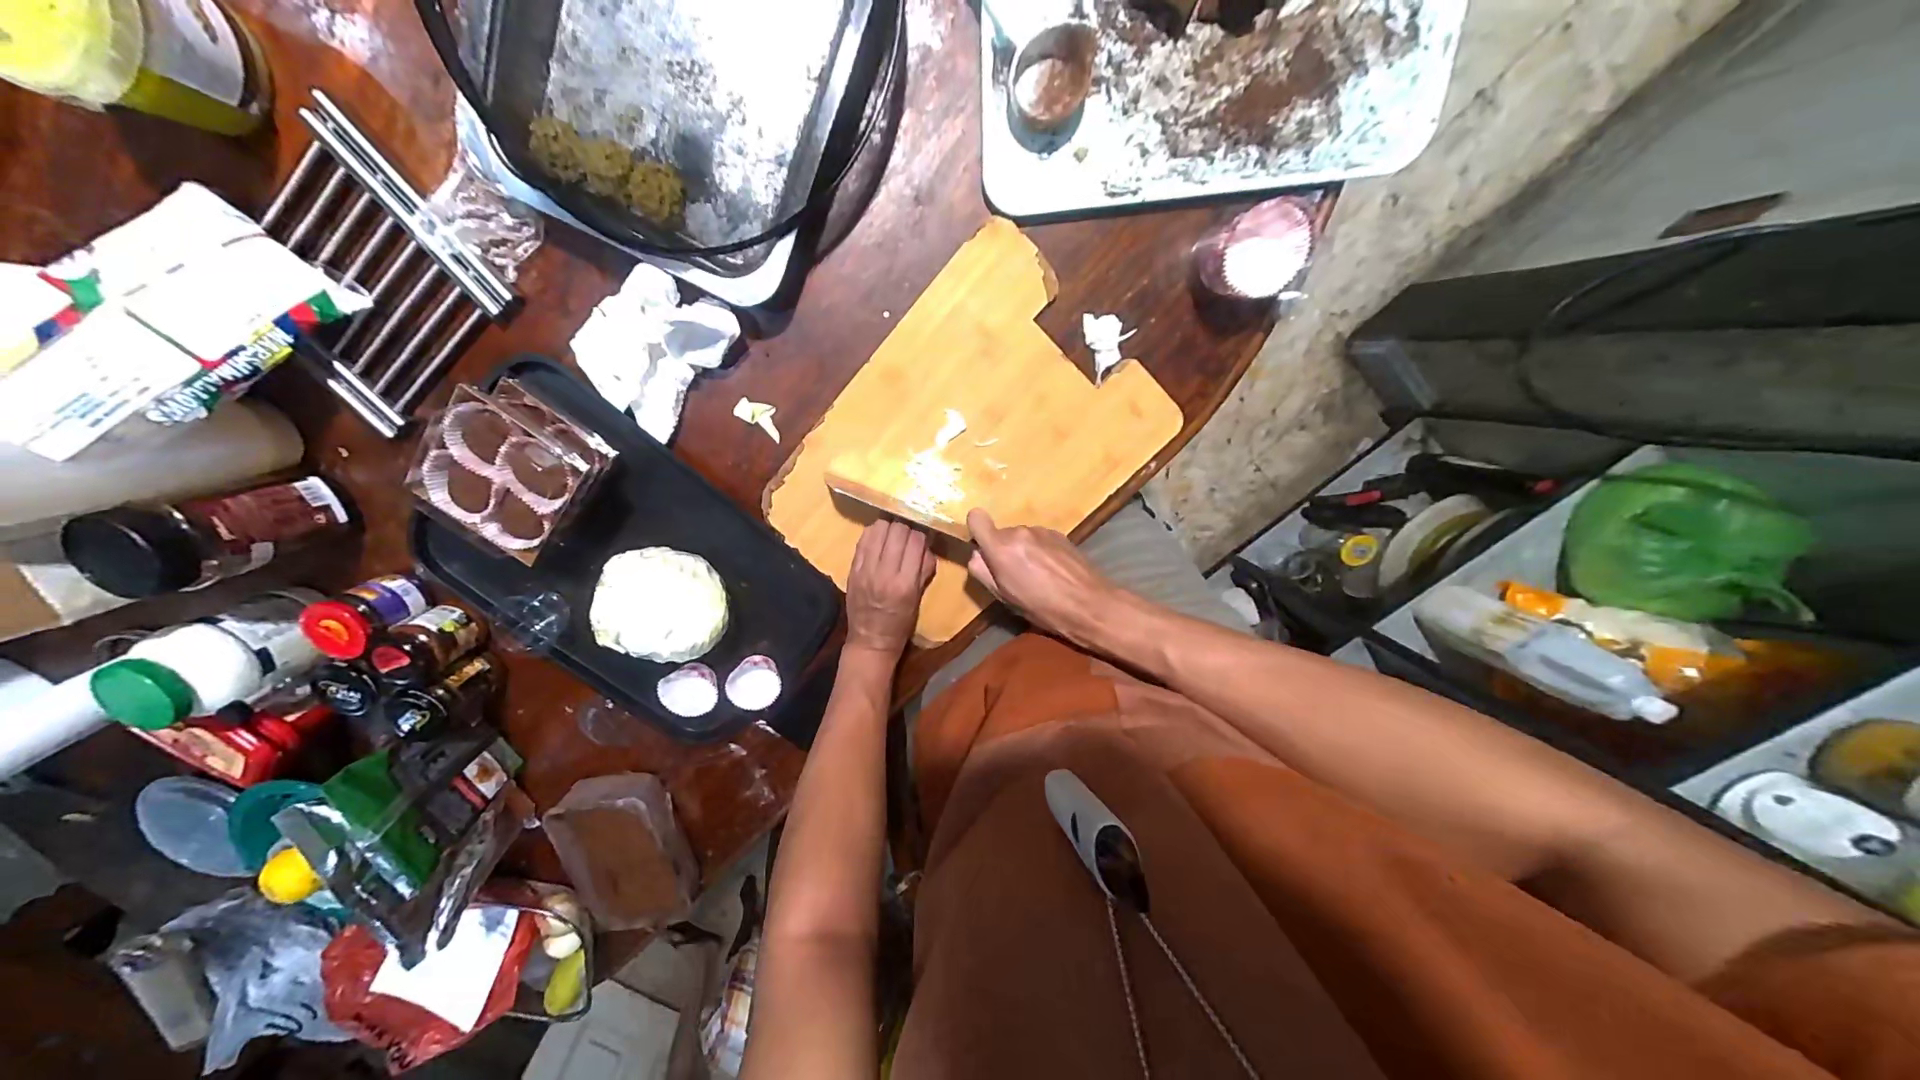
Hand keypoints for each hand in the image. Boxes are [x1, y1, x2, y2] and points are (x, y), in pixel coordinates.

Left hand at [845, 520, 935, 655]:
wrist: (870, 640)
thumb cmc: (900, 624)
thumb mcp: (918, 598)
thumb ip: (924, 569)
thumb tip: (926, 544)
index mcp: (905, 583)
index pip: (916, 542)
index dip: (921, 536)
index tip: (922, 539)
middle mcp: (885, 573)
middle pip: (898, 530)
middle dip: (906, 529)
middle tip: (908, 535)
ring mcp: (865, 569)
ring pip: (879, 529)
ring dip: (889, 528)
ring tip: (893, 535)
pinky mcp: (853, 568)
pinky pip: (863, 539)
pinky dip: (873, 534)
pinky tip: (879, 539)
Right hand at [966, 509, 1119, 644]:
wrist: (1088, 603)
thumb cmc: (1042, 608)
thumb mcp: (1004, 597)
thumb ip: (983, 572)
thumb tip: (977, 555)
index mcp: (1001, 548)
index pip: (976, 518)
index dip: (977, 530)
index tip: (985, 550)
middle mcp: (1020, 532)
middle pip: (1001, 533)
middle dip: (1003, 550)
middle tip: (1015, 576)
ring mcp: (1041, 531)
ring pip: (1021, 537)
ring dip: (1023, 551)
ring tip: (1037, 575)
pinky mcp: (1059, 534)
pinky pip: (1039, 539)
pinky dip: (1040, 550)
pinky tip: (1052, 571)